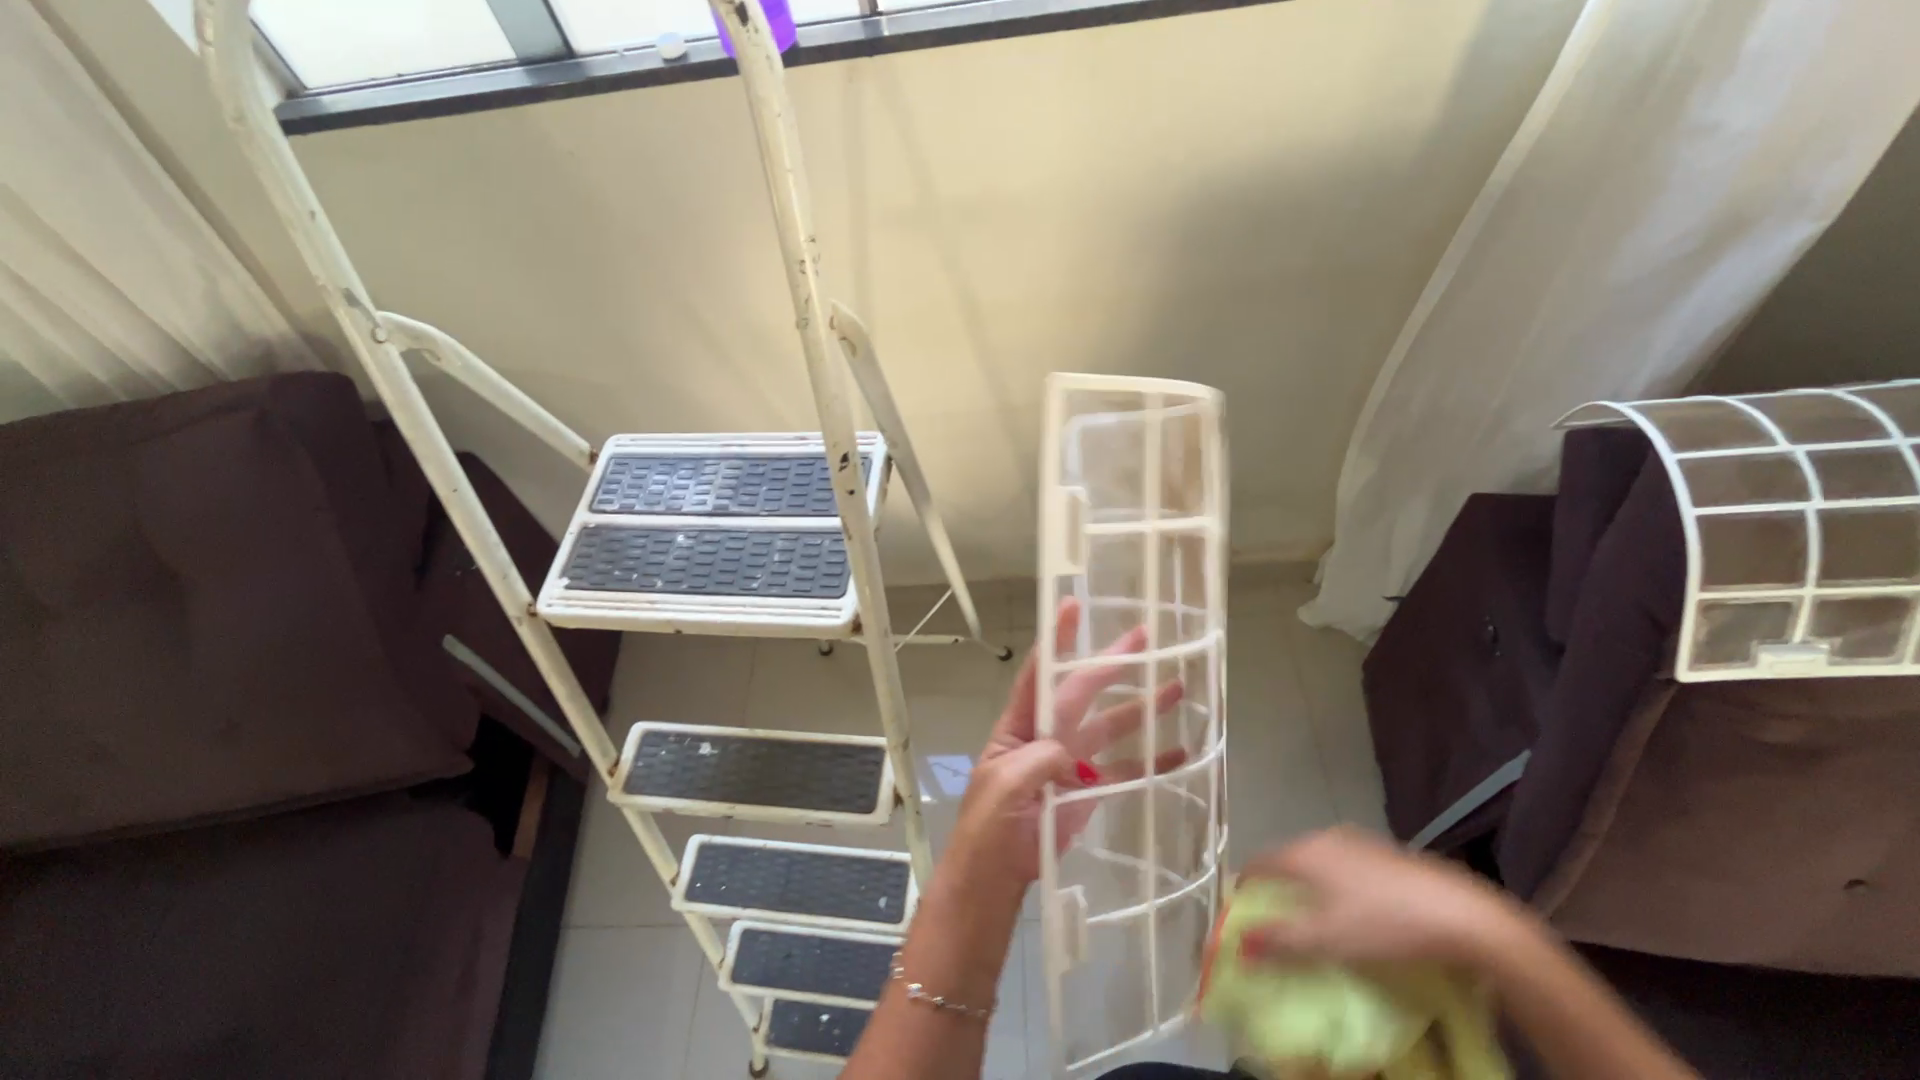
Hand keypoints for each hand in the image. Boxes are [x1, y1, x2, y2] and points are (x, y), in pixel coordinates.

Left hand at [942, 599, 1186, 891]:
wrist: (994, 877)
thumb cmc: (987, 828)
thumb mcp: (1003, 788)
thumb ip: (1036, 762)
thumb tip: (1066, 748)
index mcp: (1019, 727)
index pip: (1040, 676)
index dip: (1057, 642)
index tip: (1073, 607)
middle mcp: (1047, 736)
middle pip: (1084, 693)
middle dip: (1113, 664)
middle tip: (1146, 638)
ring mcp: (1071, 763)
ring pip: (1111, 727)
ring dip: (1142, 708)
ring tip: (1177, 687)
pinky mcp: (1089, 792)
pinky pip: (1124, 771)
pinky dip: (1151, 762)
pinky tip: (1180, 751)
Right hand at [1240, 826, 1534, 967]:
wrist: (1462, 916)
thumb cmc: (1384, 924)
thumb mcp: (1326, 939)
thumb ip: (1279, 940)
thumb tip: (1238, 944)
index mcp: (1303, 852)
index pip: (1257, 865)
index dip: (1244, 891)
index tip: (1242, 919)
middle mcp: (1325, 837)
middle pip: (1286, 861)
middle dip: (1276, 891)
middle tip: (1276, 927)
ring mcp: (1359, 842)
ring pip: (1317, 864)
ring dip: (1308, 889)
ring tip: (1314, 924)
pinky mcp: (1387, 853)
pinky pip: (1344, 867)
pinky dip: (1336, 887)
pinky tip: (1354, 913)